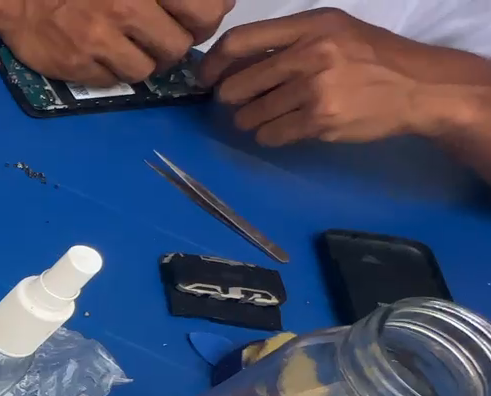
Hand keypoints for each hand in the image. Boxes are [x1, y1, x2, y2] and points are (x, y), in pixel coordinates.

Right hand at [0, 0, 232, 85]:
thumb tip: (222, 3)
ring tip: (134, 55)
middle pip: (177, 47)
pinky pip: (110, 81)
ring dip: (145, 65)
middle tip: (164, 44)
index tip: (195, 22)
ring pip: (145, 69)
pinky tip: (104, 61)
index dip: (207, 22)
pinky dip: (113, 75)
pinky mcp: (75, 65)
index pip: (206, 11)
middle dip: (175, 48)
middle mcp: (131, 10)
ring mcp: (100, 41)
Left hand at [201, 10, 464, 145]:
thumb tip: (220, 71)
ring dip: (259, 121)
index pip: (237, 41)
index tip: (205, 81)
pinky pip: (265, 136)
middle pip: (231, 89)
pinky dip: (276, 135)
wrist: (424, 86)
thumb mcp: (331, 37)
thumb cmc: (370, 62)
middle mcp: (313, 51)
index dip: (210, 66)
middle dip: (238, 101)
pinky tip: (303, 124)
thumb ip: (280, 49)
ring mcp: (316, 85)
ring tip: (292, 110)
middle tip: (262, 100)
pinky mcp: (318, 117)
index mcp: (313, 25)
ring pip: (245, 118)